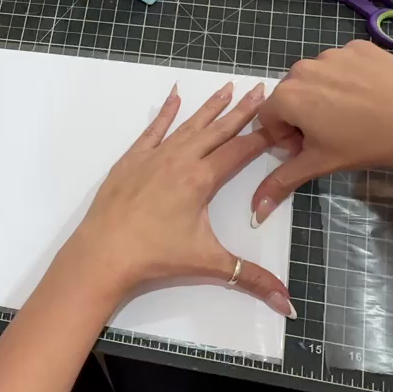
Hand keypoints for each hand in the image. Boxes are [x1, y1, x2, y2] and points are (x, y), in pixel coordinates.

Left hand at [57, 82, 293, 317]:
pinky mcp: (132, 159)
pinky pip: (153, 129)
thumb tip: (288, 303)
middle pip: (218, 129)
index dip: (263, 136)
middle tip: (261, 88)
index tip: (281, 121)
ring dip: (209, 107)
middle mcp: (180, 159)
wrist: (104, 251)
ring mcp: (154, 156)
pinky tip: (174, 96)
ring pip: (188, 125)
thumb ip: (252, 279)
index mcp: (202, 178)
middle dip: (242, 110)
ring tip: (227, 88)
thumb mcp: (209, 264)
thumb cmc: (156, 256)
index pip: (240, 151)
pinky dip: (165, 112)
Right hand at [250, 41, 392, 223]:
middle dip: (302, 115)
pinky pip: (341, 64)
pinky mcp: (358, 47)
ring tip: (354, 114)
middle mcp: (302, 68)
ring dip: (324, 95)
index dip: (285, 136)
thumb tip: (254, 211)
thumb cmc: (365, 143)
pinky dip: (348, 78)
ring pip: (316, 78)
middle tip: (333, 133)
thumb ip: (282, 182)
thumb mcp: (319, 164)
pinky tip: (369, 95)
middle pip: (290, 95)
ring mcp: (332, 54)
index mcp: (286, 96)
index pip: (268, 117)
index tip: (311, 147)